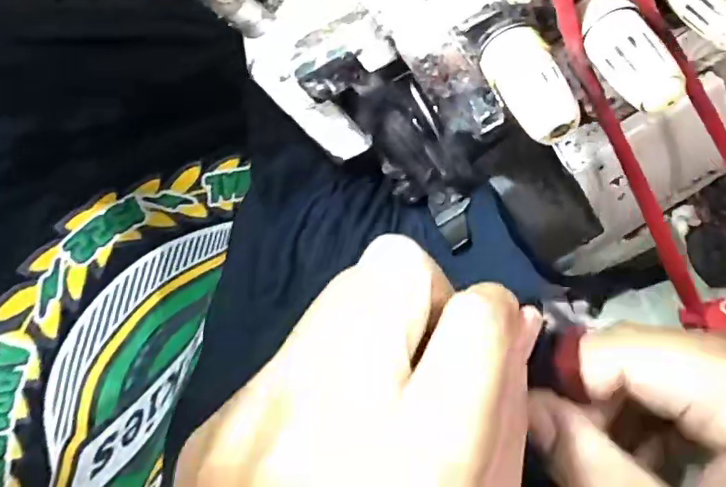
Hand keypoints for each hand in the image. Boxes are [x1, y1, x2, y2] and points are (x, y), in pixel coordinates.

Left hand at [176, 234, 542, 486]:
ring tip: (376, 402)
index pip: (479, 312)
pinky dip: (324, 369)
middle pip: (398, 266)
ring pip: (342, 289)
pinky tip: (317, 439)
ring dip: (376, 326)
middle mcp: (328, 411)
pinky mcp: (213, 422)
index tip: (489, 351)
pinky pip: (295, 347)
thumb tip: (512, 325)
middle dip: (429, 301)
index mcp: (416, 460)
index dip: (496, 320)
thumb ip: (504, 422)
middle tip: (429, 371)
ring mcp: (255, 408)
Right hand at [527, 324, 725, 486]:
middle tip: (570, 460)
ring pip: (650, 371)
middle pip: (634, 356)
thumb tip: (526, 406)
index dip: (565, 386)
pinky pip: (680, 391)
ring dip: (617, 417)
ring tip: (603, 468)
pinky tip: (642, 470)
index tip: (534, 431)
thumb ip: (590, 463)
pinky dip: (650, 427)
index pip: (615, 349)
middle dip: (594, 405)